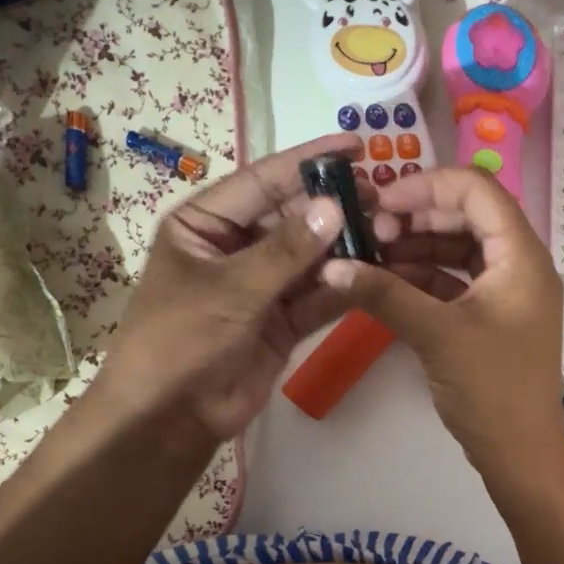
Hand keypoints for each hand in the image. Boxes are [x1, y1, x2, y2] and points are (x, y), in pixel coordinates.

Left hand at [93, 133, 380, 442]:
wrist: (173, 415)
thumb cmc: (182, 338)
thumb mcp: (232, 288)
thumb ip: (286, 251)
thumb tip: (333, 207)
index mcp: (204, 224)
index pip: (261, 183)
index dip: (306, 164)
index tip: (354, 148)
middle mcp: (236, 249)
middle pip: (292, 220)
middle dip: (335, 210)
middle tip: (385, 199)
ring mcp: (262, 288)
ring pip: (312, 261)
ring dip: (347, 251)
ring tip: (391, 236)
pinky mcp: (284, 324)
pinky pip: (319, 298)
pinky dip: (344, 288)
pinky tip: (378, 275)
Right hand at [320, 167, 563, 474]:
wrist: (521, 454)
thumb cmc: (491, 389)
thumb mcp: (436, 334)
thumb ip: (385, 293)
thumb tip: (333, 266)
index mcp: (522, 257)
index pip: (478, 190)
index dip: (426, 187)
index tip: (380, 203)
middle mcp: (522, 267)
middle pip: (469, 217)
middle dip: (417, 217)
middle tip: (369, 233)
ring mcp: (510, 295)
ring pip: (461, 251)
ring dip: (418, 248)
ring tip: (370, 258)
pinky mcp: (495, 321)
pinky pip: (459, 283)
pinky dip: (426, 279)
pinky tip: (387, 284)